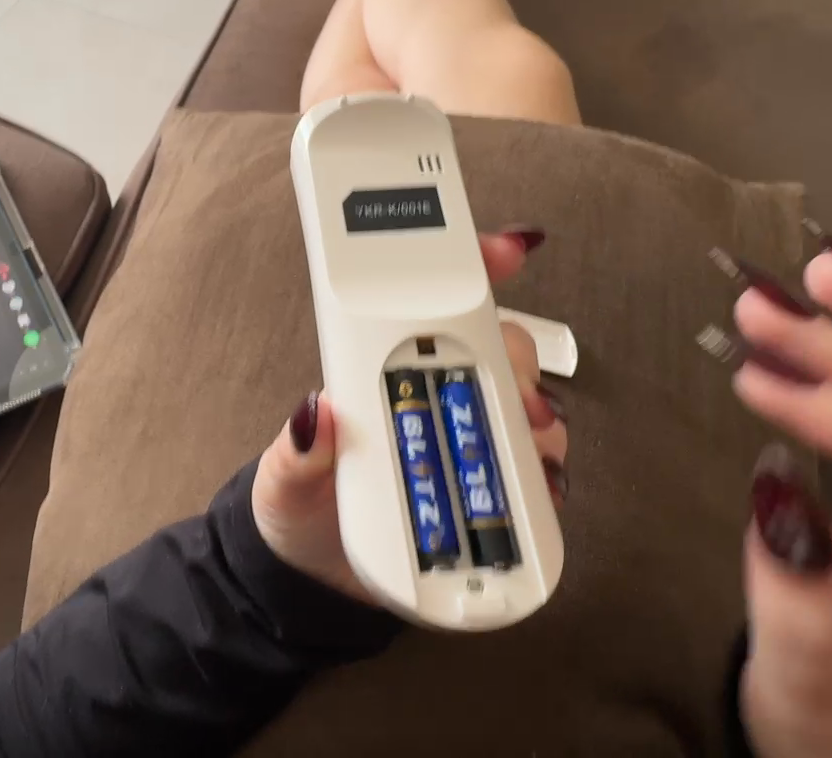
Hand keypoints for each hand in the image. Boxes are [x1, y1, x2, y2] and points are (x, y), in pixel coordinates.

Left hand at [250, 229, 568, 604]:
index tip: (505, 252)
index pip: (425, 302)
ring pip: (523, 396)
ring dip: (537, 404)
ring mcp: (463, 435)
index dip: (468, 268)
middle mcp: (429, 391)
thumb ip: (296, 452)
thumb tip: (317, 413)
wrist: (319, 579)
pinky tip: (541, 479)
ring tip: (531, 430)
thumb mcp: (284, 477)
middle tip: (513, 383)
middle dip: (513, 349)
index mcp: (378, 369)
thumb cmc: (299, 505)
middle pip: (491, 342)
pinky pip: (535, 461)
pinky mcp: (488, 487)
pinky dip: (547, 462)